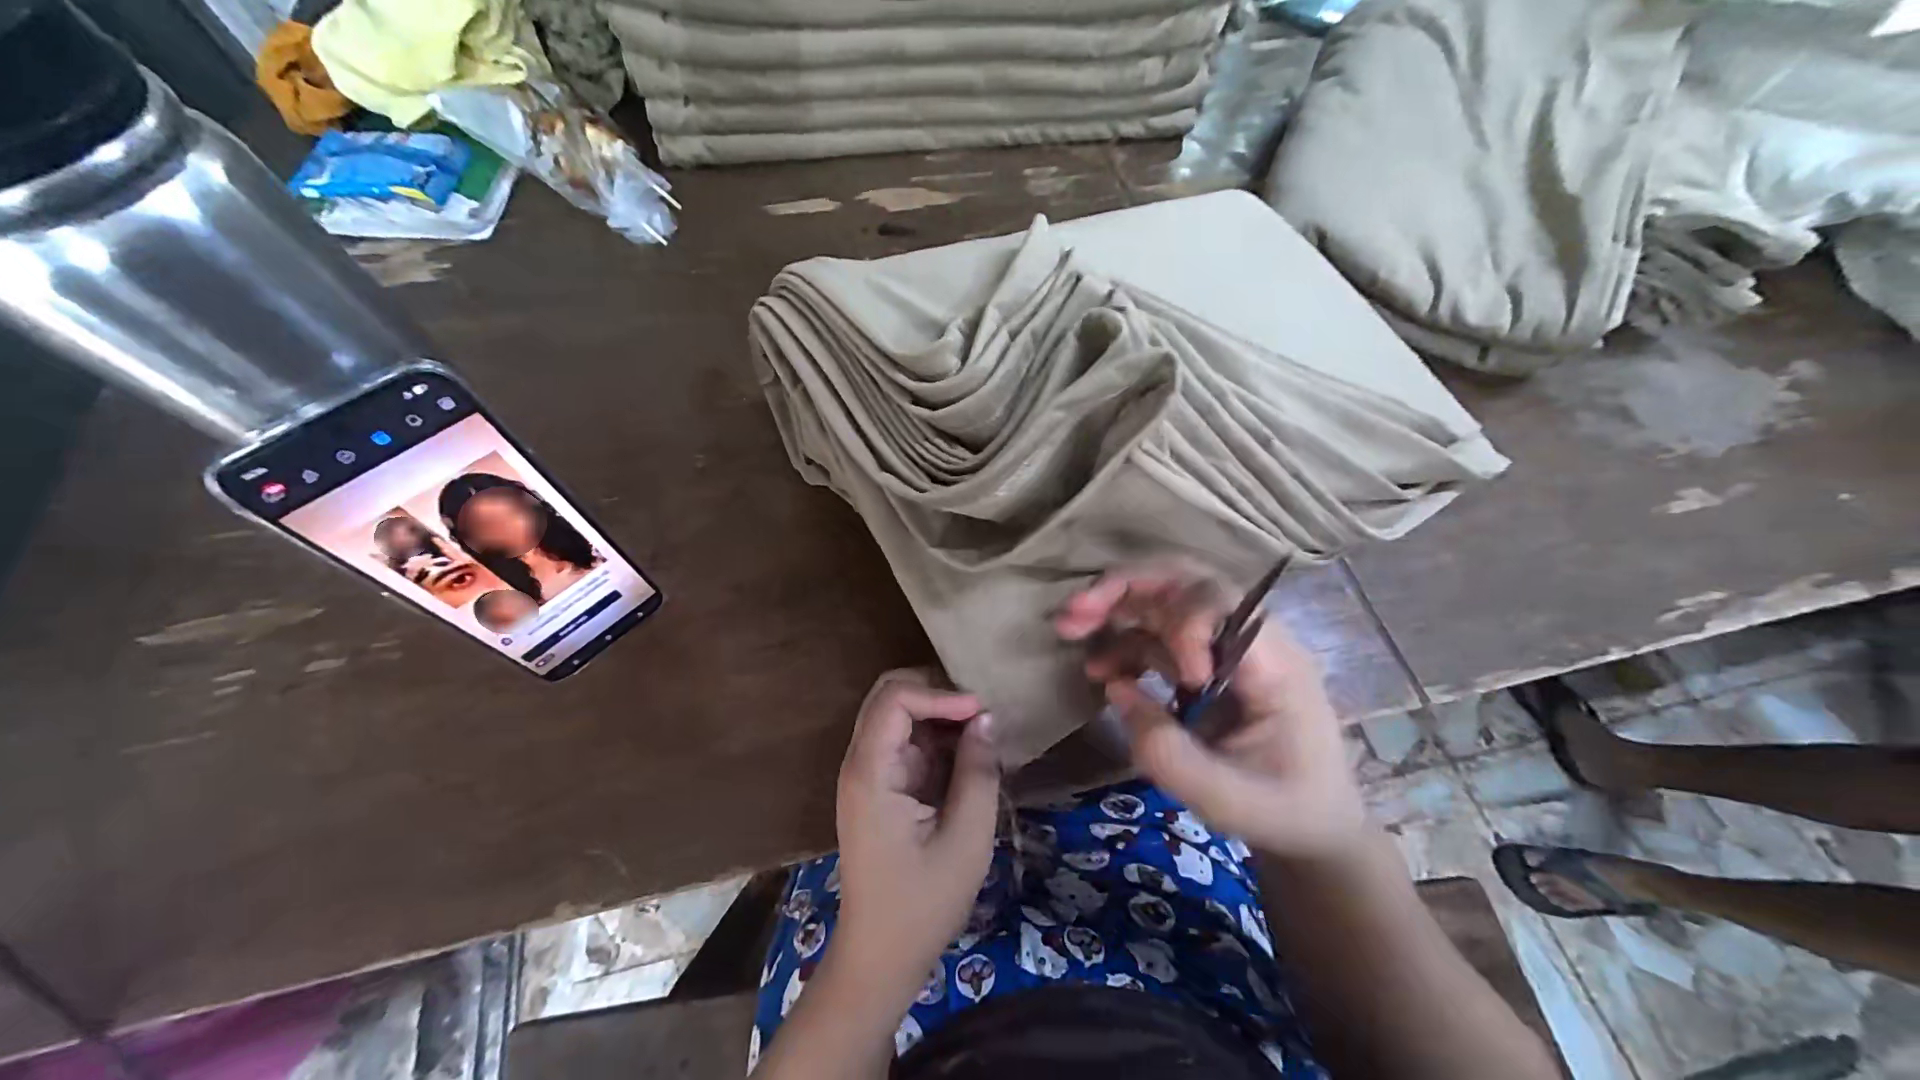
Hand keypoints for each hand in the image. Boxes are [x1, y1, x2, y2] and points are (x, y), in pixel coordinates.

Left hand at [833, 670, 999, 986]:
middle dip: (937, 695)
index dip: (940, 695)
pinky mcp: (883, 788)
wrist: (882, 956)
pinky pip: (908, 744)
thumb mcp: (966, 839)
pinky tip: (970, 756)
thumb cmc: (923, 903)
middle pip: (890, 697)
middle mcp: (861, 763)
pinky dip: (939, 740)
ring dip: (940, 717)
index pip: (895, 698)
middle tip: (982, 713)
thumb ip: (978, 772)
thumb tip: (986, 718)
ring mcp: (869, 775)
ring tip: (984, 732)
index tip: (982, 712)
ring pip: (899, 717)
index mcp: (870, 771)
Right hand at [1055, 561, 1368, 859]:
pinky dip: (1121, 640)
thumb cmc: (1282, 810)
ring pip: (1163, 599)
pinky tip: (1099, 669)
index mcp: (1275, 662)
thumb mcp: (1225, 798)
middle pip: (1185, 583)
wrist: (1310, 823)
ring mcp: (1221, 647)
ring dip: (1114, 607)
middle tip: (1076, 611)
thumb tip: (1116, 688)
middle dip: (1127, 588)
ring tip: (1069, 629)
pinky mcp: (1200, 660)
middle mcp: (1248, 638)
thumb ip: (1165, 750)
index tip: (1185, 681)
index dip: (1188, 625)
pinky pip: (1155, 633)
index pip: (1225, 604)